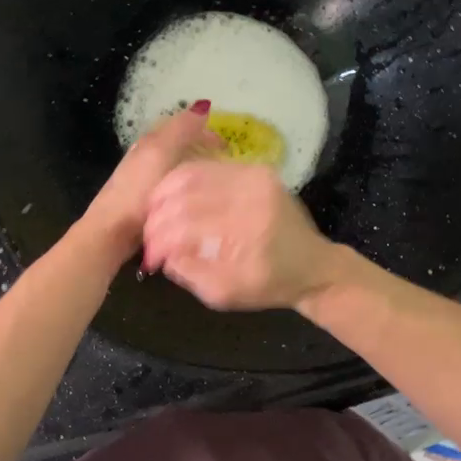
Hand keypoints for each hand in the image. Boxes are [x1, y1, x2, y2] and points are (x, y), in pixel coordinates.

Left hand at [79, 103, 220, 255]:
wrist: (111, 230)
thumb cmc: (138, 191)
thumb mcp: (161, 154)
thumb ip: (180, 129)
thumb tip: (202, 105)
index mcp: (151, 141)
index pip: (183, 127)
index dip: (207, 133)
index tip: (228, 147)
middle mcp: (146, 154)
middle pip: (180, 144)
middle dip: (202, 150)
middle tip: (223, 165)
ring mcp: (143, 177)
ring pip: (176, 165)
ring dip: (195, 168)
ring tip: (212, 181)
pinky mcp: (144, 198)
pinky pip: (172, 184)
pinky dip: (186, 185)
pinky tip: (192, 198)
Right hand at [142, 160, 341, 310]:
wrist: (313, 266)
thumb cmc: (270, 285)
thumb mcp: (225, 293)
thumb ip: (189, 273)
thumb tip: (162, 254)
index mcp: (246, 228)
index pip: (186, 224)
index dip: (160, 240)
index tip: (150, 258)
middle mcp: (251, 194)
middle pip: (185, 195)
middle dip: (158, 218)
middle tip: (148, 237)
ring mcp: (254, 175)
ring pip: (191, 174)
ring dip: (164, 195)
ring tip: (153, 215)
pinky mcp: (254, 168)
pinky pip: (206, 167)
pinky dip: (181, 181)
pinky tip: (171, 197)